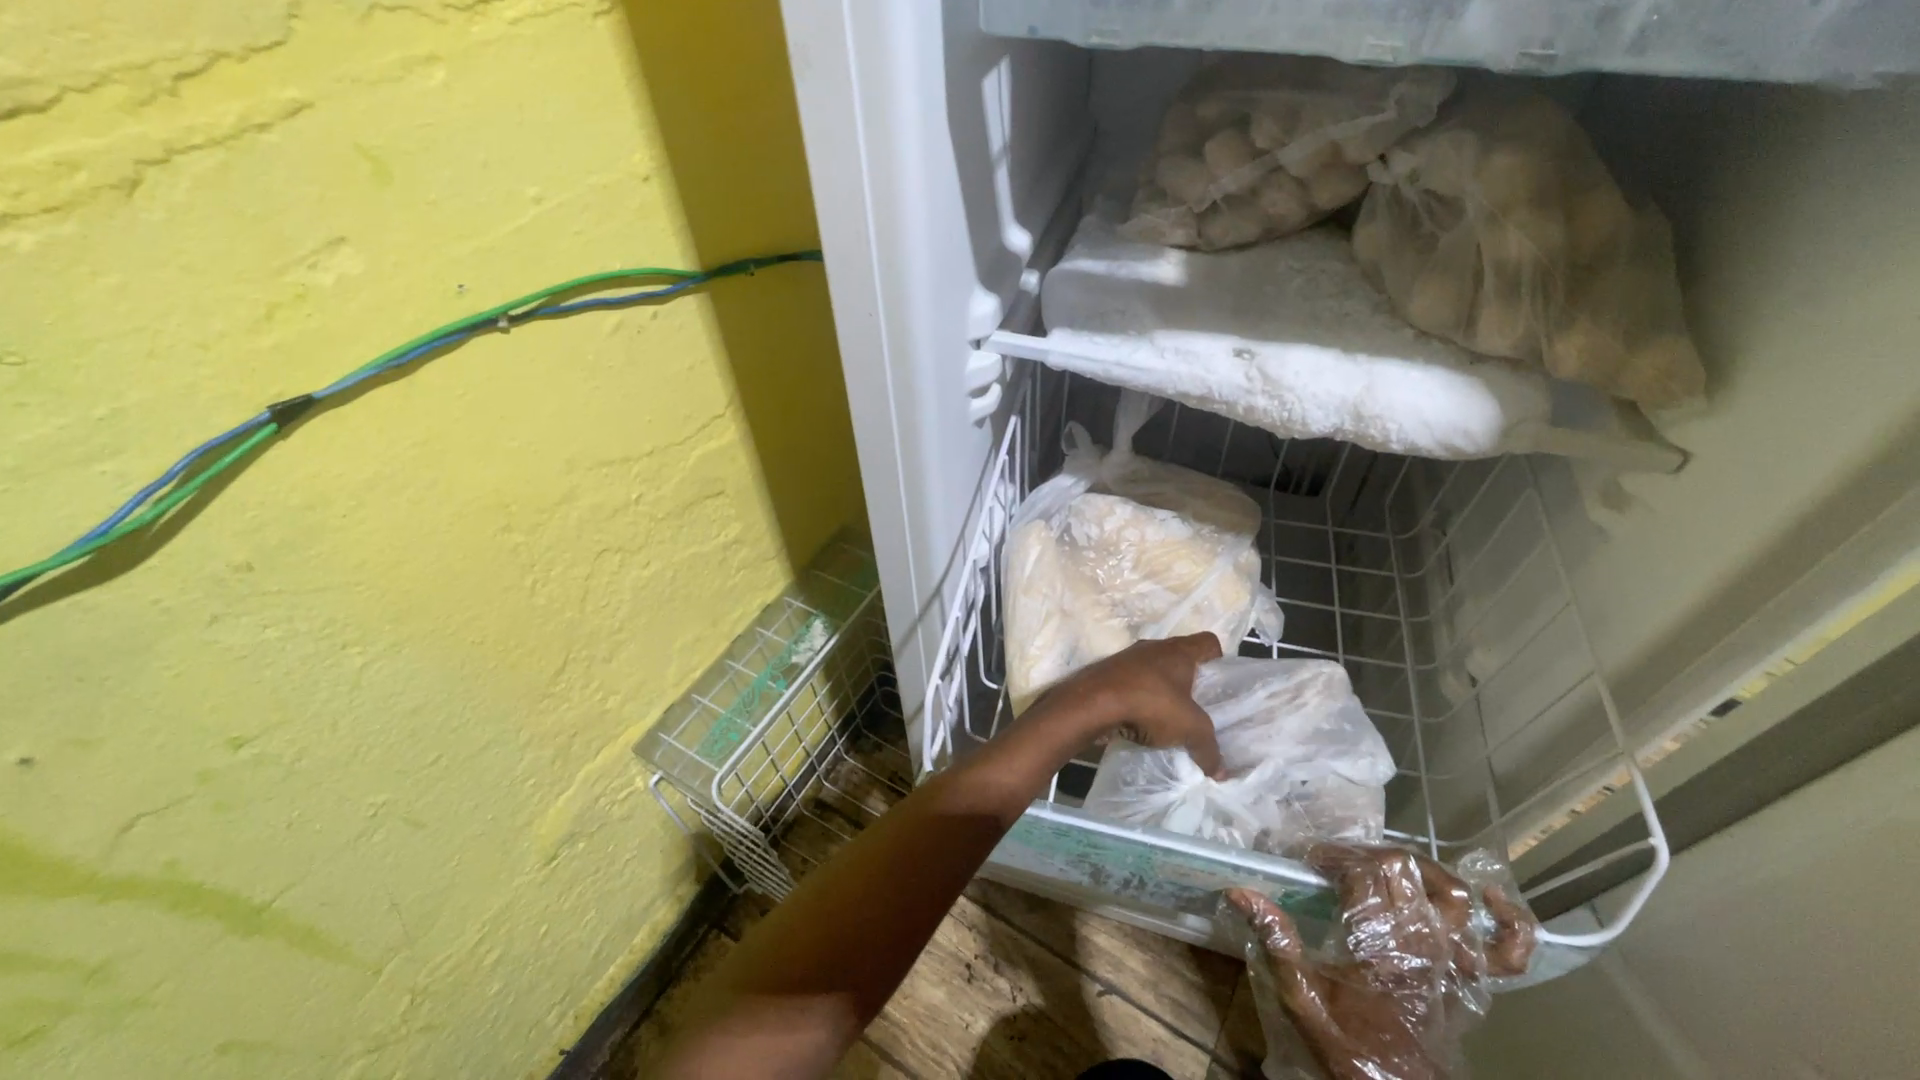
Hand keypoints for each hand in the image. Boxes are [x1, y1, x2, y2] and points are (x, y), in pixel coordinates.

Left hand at [1025, 632, 1223, 775]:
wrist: (1090, 703)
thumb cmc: (1149, 703)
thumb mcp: (1189, 729)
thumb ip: (1208, 748)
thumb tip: (1221, 772)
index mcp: (1178, 651)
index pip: (1208, 642)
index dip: (1219, 659)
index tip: (1221, 682)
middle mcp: (1152, 648)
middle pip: (1179, 658)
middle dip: (1189, 680)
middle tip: (1198, 706)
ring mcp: (1126, 659)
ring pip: (1153, 672)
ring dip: (1161, 691)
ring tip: (1169, 718)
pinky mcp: (1106, 675)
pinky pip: (1131, 685)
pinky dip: (1138, 700)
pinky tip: (1141, 722)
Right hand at [1225, 844, 1537, 1079]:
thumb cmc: (1348, 1047)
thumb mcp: (1302, 999)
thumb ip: (1277, 944)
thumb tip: (1241, 893)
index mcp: (1380, 946)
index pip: (1364, 874)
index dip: (1334, 856)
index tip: (1308, 862)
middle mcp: (1424, 944)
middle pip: (1402, 870)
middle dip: (1362, 855)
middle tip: (1333, 865)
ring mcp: (1457, 961)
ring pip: (1449, 891)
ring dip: (1415, 867)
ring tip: (1382, 864)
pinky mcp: (1475, 981)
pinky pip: (1509, 948)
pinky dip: (1507, 918)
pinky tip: (1484, 897)